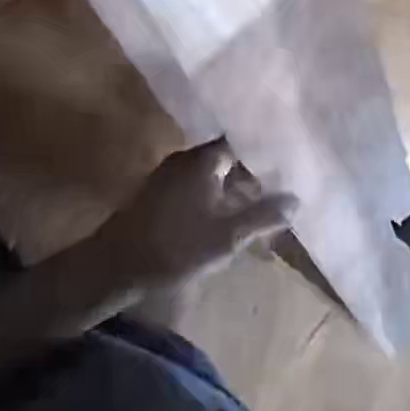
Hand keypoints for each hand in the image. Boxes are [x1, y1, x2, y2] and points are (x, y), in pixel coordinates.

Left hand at [91, 139, 298, 290]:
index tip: (286, 164)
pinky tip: (227, 221)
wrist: (111, 268)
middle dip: (253, 176)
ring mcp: (169, 176)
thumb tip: (297, 200)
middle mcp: (186, 159)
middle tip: (277, 191)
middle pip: (229, 160)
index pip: (243, 142)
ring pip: (212, 176)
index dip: (265, 152)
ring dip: (233, 191)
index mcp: (204, 159)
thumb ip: (263, 216)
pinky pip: (197, 189)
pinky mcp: (158, 196)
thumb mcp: (227, 236)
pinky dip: (215, 199)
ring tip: (257, 210)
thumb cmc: (174, 246)